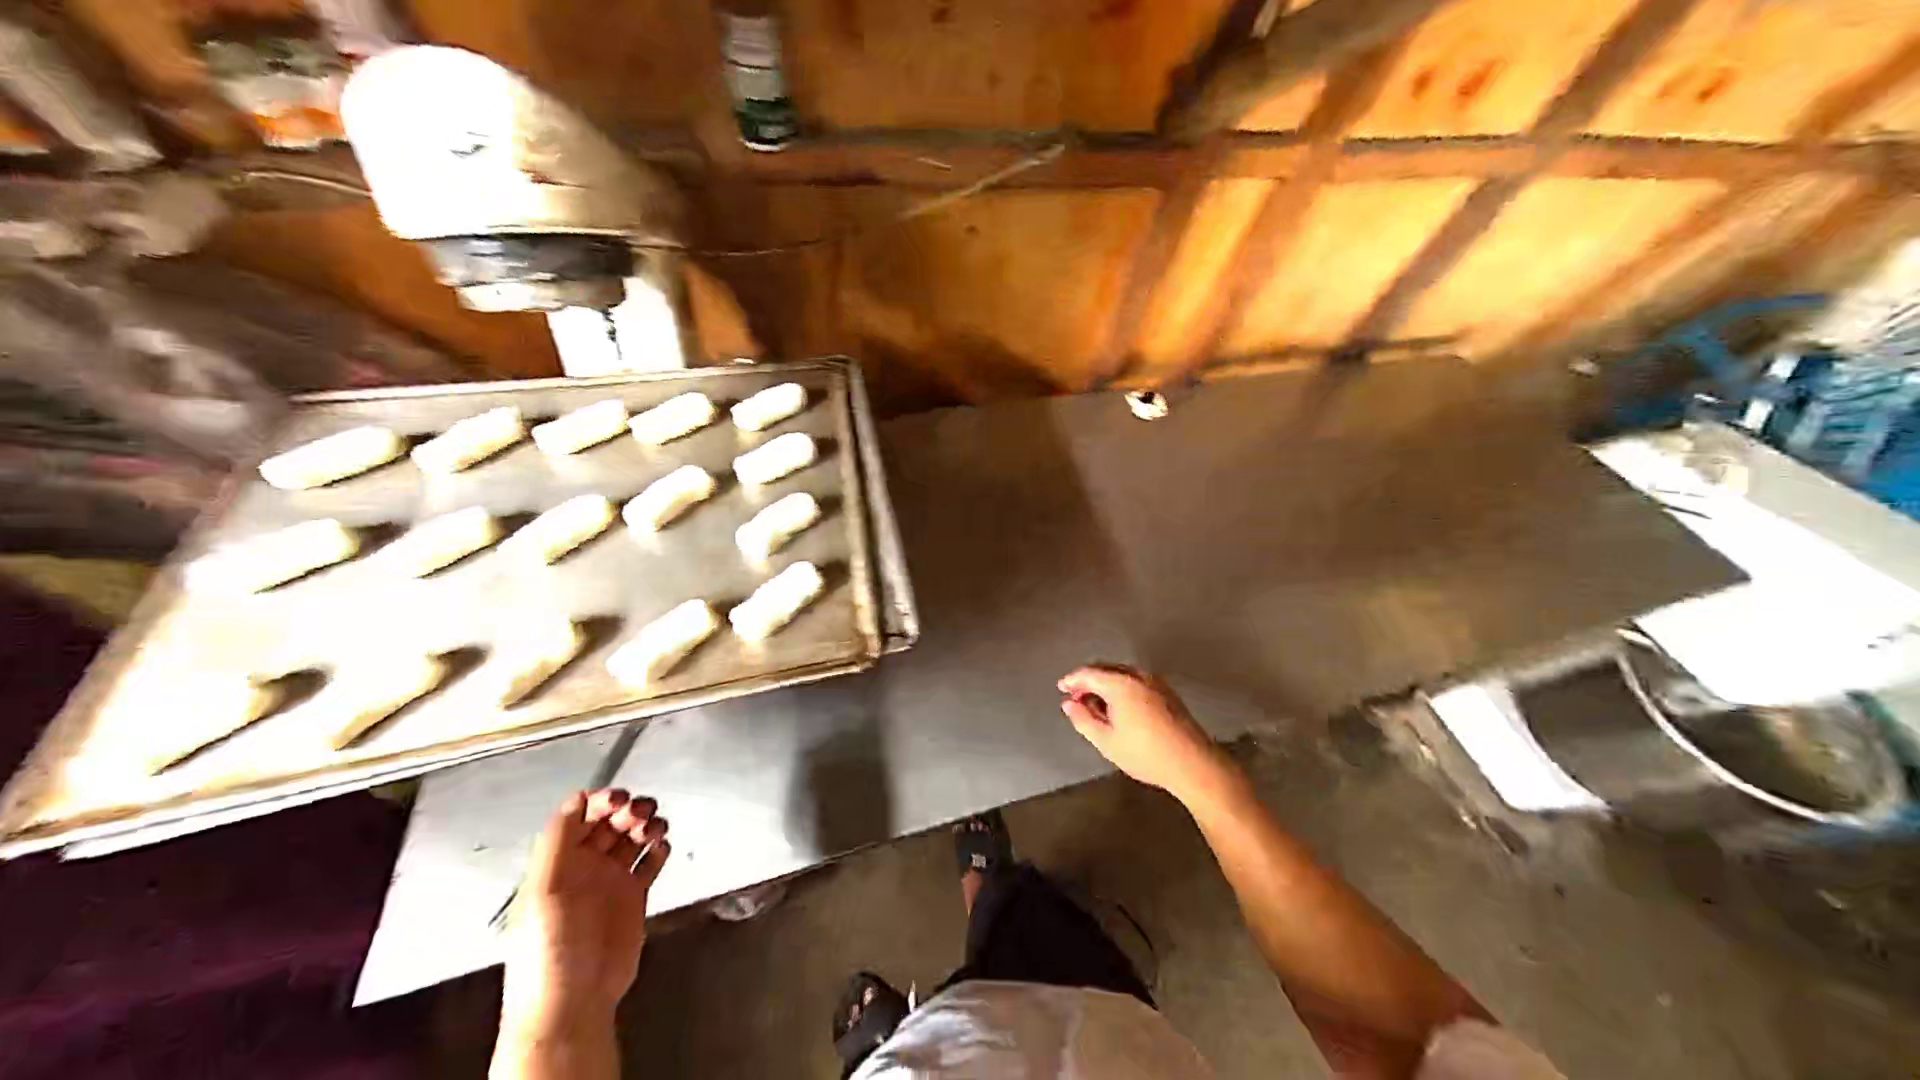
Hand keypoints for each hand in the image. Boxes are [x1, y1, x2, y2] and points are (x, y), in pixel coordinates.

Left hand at [501, 788, 670, 1038]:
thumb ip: (558, 843)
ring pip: (631, 839)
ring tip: (656, 828)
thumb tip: (576, 798)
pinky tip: (663, 846)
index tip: (621, 796)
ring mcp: (610, 882)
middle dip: (627, 810)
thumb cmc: (551, 949)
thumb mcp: (544, 892)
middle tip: (642, 812)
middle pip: (608, 823)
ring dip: (646, 825)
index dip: (599, 801)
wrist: (574, 1002)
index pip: (578, 817)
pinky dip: (658, 850)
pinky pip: (648, 864)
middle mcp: (583, 868)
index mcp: (557, 864)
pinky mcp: (633, 898)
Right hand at [1058, 665, 1231, 802]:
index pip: (1088, 673)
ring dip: (1105, 684)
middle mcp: (1138, 676)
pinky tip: (1119, 707)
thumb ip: (1082, 719)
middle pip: (1105, 669)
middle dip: (1088, 680)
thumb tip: (1069, 704)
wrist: (1192, 763)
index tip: (1061, 687)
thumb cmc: (1145, 754)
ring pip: (1122, 674)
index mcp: (1120, 684)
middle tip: (1076, 697)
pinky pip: (1135, 680)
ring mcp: (1155, 682)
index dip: (1072, 680)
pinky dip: (1121, 687)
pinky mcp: (1167, 692)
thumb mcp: (1105, 741)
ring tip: (1096, 705)